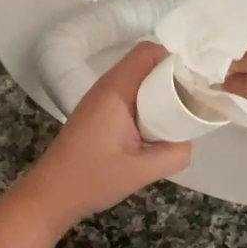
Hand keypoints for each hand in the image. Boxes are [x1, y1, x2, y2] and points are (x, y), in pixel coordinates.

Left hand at [16, 42, 193, 227]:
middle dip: (173, 78)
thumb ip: (174, 154)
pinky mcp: (100, 112)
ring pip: (139, 81)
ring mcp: (101, 99)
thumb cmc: (92, 179)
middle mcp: (107, 87)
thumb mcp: (140, 171)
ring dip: (161, 94)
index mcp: (115, 91)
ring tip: (179, 117)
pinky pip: (131, 96)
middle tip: (193, 102)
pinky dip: (148, 105)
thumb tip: (189, 141)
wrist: (52, 194)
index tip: (195, 83)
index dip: (175, 61)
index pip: (148, 53)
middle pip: (146, 64)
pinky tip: (157, 129)